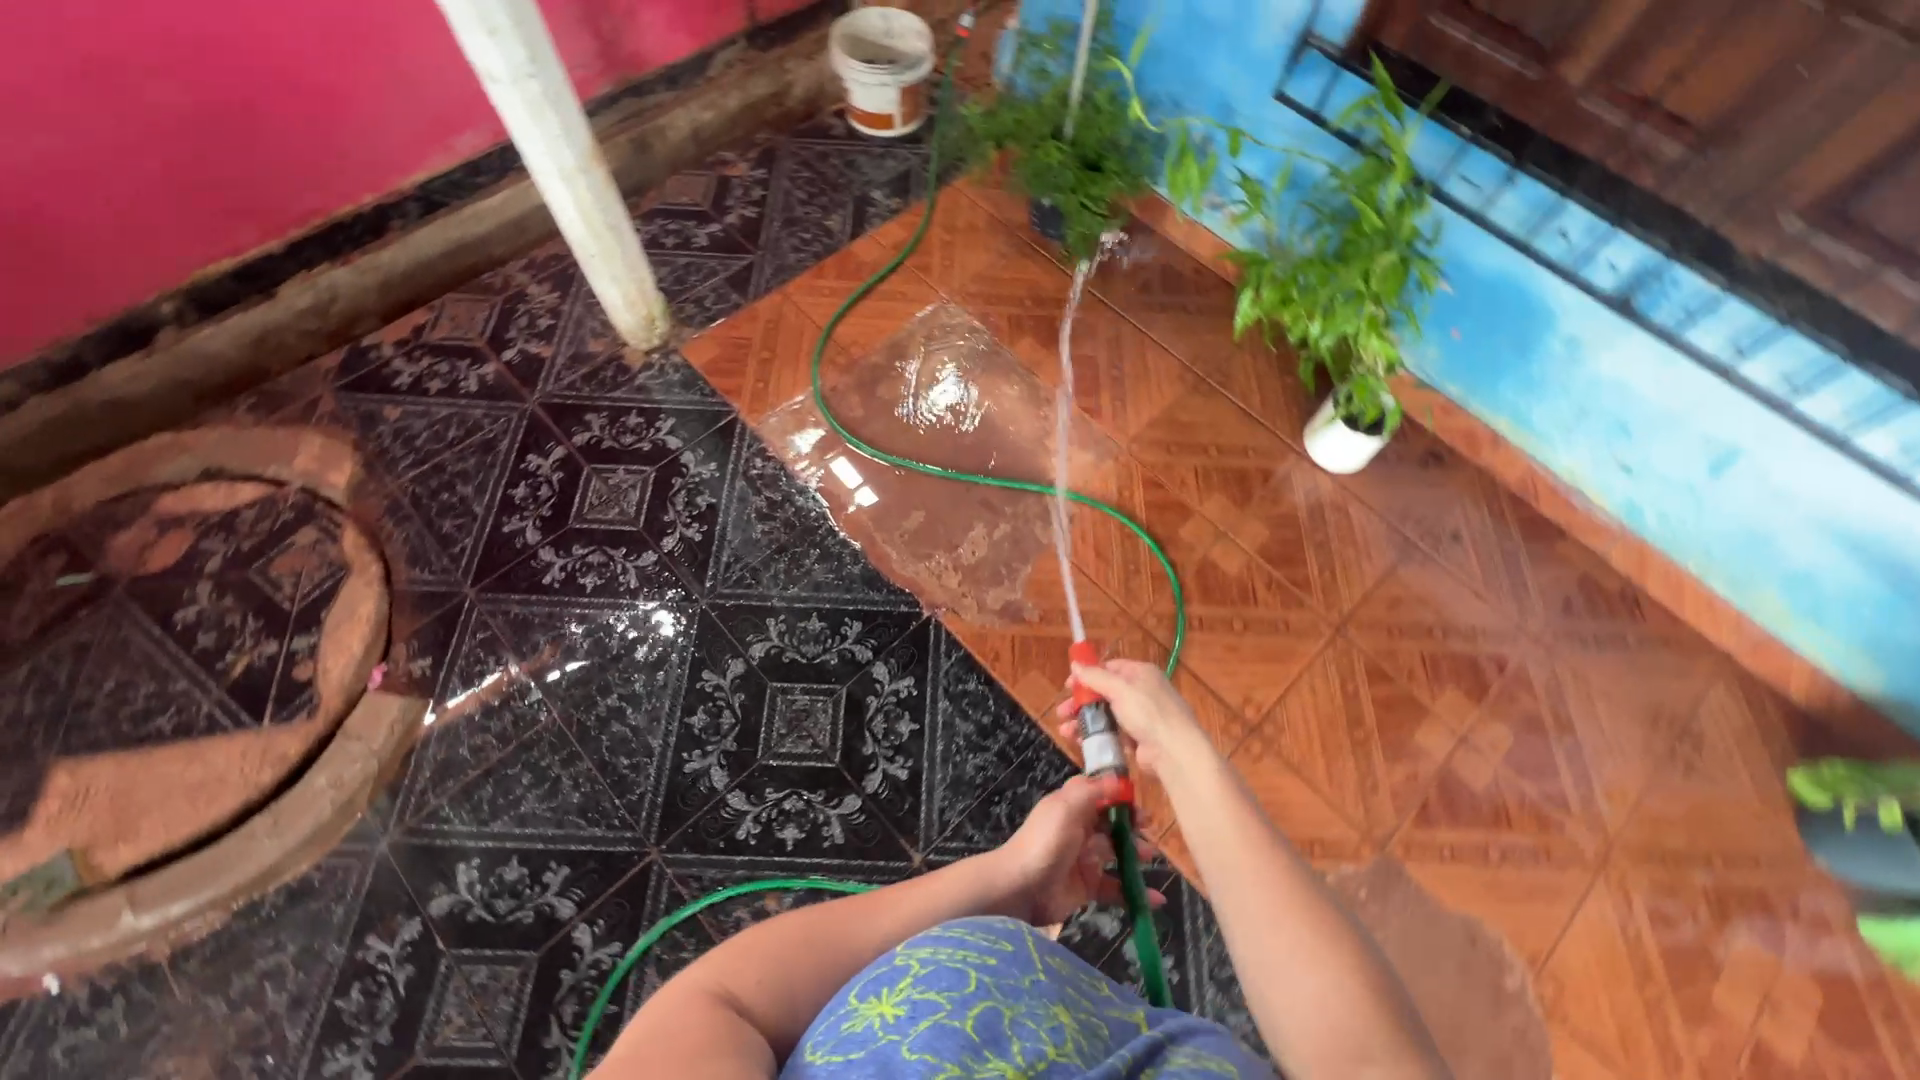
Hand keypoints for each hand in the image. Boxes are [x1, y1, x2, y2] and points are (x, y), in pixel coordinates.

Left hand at [992, 774, 1163, 925]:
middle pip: (1111, 823)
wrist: (1020, 888)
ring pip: (1116, 853)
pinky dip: (1134, 893)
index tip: (1140, 801)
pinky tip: (1155, 898)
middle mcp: (1079, 829)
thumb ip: (1094, 791)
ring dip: (1135, 854)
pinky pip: (1116, 887)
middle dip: (1132, 825)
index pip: (1100, 793)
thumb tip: (1118, 777)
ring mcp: (1084, 858)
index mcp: (1071, 806)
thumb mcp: (1067, 808)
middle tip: (1149, 829)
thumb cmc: (1046, 842)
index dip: (1120, 795)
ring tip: (1150, 856)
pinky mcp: (1087, 886)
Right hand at [1054, 659, 1211, 778]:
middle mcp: (1140, 692)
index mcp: (1140, 673)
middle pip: (1103, 693)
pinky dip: (1095, 735)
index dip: (1087, 676)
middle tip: (1062, 712)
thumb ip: (1095, 677)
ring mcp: (1139, 716)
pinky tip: (1079, 741)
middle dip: (1080, 703)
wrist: (1173, 751)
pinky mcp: (1137, 738)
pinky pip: (1111, 733)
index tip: (1068, 686)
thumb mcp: (1120, 689)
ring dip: (1083, 721)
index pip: (1109, 668)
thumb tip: (1075, 664)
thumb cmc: (1147, 712)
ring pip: (1105, 714)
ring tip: (1066, 731)